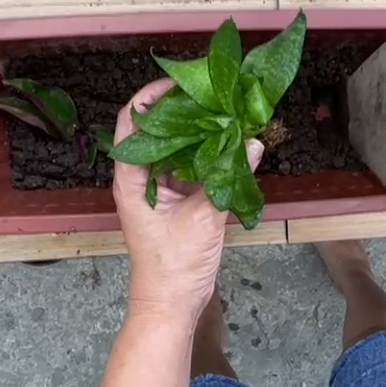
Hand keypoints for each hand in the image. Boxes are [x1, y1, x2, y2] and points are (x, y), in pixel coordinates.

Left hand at [112, 79, 261, 322]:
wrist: (172, 304)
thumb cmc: (174, 266)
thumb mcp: (204, 218)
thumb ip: (228, 178)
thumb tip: (253, 143)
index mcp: (133, 179)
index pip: (132, 123)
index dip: (151, 97)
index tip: (180, 82)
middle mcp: (143, 180)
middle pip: (158, 132)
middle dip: (183, 111)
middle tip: (213, 93)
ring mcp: (161, 192)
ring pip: (178, 151)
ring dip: (199, 134)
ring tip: (226, 113)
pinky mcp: (178, 205)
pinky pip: (192, 172)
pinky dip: (210, 158)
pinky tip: (232, 146)